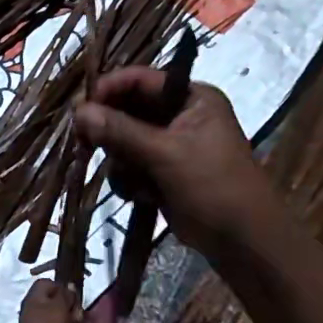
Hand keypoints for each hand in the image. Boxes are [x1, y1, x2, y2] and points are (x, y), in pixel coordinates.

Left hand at [12, 278, 84, 322]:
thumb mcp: (58, 307)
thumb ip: (65, 294)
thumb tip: (68, 285)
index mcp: (34, 301)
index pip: (48, 285)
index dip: (61, 288)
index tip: (73, 296)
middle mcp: (40, 316)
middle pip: (63, 307)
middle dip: (74, 313)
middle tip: (76, 319)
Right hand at [73, 68, 276, 256]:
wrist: (243, 242)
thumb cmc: (214, 187)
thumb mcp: (166, 154)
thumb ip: (121, 131)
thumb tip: (78, 111)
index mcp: (192, 97)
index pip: (139, 80)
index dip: (108, 90)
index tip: (80, 110)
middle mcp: (180, 114)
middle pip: (127, 109)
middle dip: (111, 132)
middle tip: (86, 145)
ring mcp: (171, 144)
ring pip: (124, 140)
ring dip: (122, 162)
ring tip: (135, 182)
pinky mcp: (163, 171)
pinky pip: (130, 165)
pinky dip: (130, 179)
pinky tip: (143, 196)